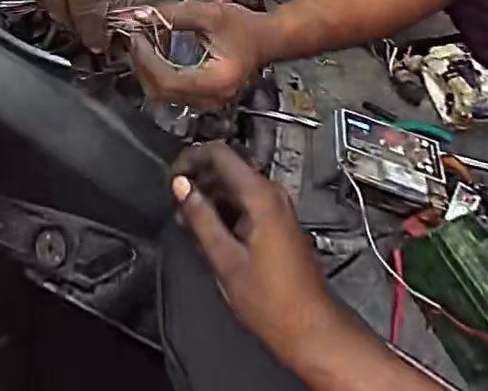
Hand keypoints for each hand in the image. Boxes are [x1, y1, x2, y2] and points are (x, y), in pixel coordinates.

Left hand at [129, 0, 271, 108]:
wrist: (265, 39)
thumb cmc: (243, 28)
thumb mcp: (208, 14)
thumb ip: (174, 14)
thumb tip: (143, 14)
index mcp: (217, 81)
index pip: (168, 81)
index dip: (146, 60)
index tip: (137, 37)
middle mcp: (212, 98)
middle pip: (161, 92)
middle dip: (142, 64)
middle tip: (136, 37)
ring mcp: (207, 101)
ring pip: (162, 94)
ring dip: (147, 69)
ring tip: (144, 43)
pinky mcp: (202, 97)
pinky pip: (170, 91)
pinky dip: (156, 73)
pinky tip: (154, 53)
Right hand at [172, 142, 338, 367]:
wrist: (313, 333)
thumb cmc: (275, 303)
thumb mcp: (225, 258)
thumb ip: (200, 216)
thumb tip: (181, 186)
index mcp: (261, 196)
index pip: (219, 153)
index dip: (190, 158)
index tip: (174, 176)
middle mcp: (272, 195)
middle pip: (226, 167)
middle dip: (197, 180)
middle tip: (178, 201)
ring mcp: (277, 208)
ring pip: (233, 185)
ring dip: (208, 196)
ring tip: (189, 221)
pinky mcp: (277, 222)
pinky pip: (244, 201)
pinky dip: (223, 209)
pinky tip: (209, 232)